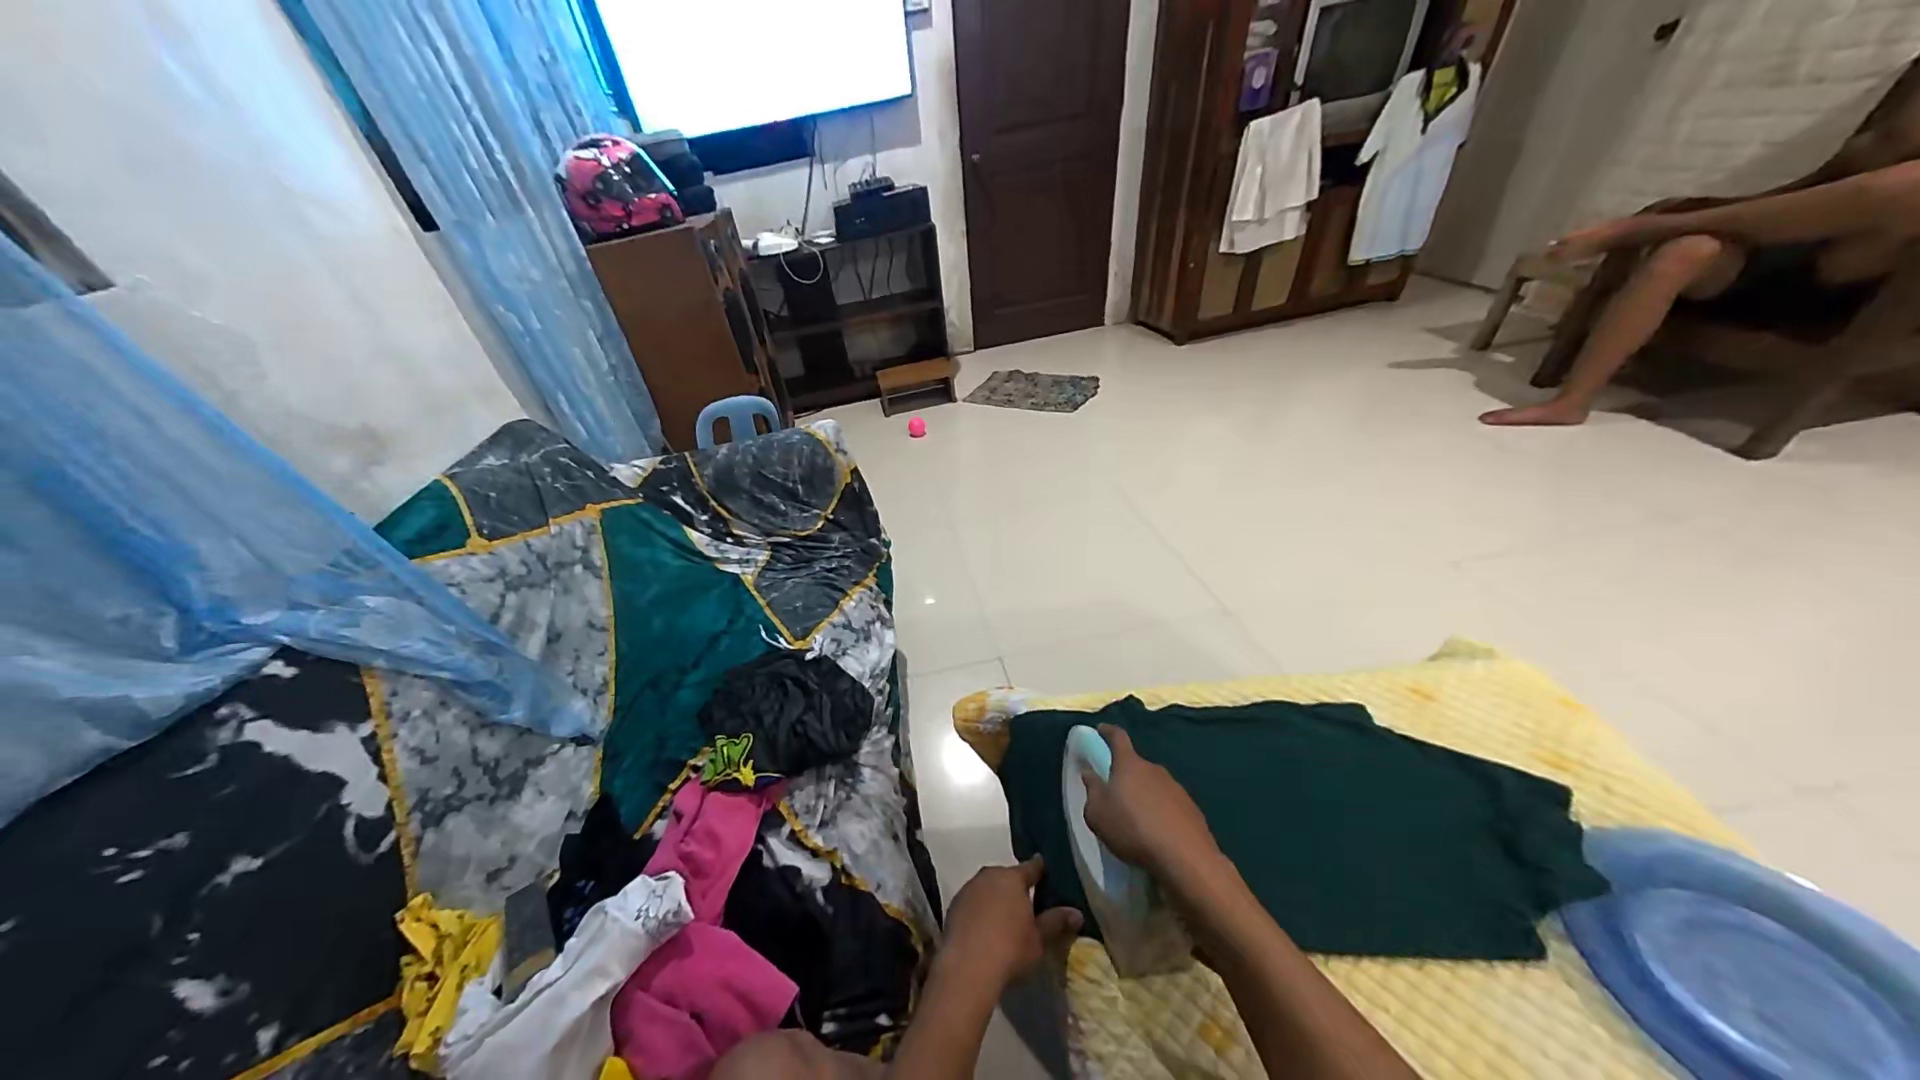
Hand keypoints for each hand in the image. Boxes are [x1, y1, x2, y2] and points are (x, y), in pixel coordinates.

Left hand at [942, 857, 1082, 981]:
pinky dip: (980, 910)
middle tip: (1027, 904)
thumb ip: (1056, 922)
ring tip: (1006, 919)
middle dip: (1016, 887)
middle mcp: (989, 876)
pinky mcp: (953, 906)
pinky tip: (985, 930)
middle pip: (1007, 877)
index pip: (1031, 867)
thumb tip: (1077, 913)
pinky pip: (973, 902)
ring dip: (996, 898)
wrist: (966, 967)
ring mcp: (968, 889)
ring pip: (988, 888)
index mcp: (1012, 878)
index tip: (1046, 872)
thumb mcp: (1039, 939)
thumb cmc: (1009, 949)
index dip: (1040, 870)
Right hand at [1081, 724, 1221, 879]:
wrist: (1184, 857)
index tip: (1101, 730)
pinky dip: (1161, 812)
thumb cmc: (1132, 829)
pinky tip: (1157, 832)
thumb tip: (1090, 774)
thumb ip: (1092, 790)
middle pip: (1136, 765)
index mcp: (1129, 764)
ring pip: (1154, 785)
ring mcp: (1176, 788)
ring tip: (1137, 818)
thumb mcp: (1097, 814)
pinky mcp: (1191, 808)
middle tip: (1116, 793)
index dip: (1108, 732)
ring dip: (1144, 795)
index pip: (1118, 737)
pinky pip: (1169, 804)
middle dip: (1126, 774)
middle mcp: (1154, 769)